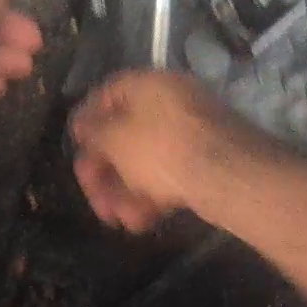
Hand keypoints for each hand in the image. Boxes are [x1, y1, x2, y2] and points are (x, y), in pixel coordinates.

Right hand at [70, 71, 262, 231]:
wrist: (230, 176)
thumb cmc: (163, 150)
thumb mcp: (115, 138)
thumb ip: (93, 131)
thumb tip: (83, 126)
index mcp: (149, 84)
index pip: (106, 94)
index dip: (85, 123)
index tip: (76, 151)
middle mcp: (172, 102)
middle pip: (125, 135)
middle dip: (106, 173)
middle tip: (96, 202)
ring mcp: (193, 132)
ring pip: (146, 161)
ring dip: (126, 191)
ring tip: (119, 220)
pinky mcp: (207, 161)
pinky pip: (170, 175)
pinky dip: (153, 195)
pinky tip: (143, 221)